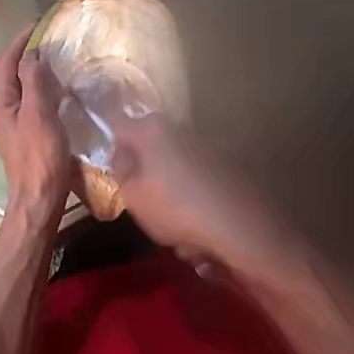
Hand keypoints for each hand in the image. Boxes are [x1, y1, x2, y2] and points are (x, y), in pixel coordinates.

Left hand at [0, 26, 72, 224]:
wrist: (38, 196)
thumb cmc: (40, 156)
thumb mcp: (39, 114)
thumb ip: (34, 81)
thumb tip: (32, 53)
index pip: (4, 59)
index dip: (21, 40)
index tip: (40, 24)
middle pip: (6, 69)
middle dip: (24, 50)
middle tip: (48, 36)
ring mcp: (7, 119)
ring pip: (15, 83)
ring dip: (30, 67)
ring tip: (52, 54)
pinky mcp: (20, 129)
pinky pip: (24, 96)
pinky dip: (36, 84)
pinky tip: (53, 85)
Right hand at [106, 110, 296, 280]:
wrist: (242, 227)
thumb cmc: (176, 207)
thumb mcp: (131, 197)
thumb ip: (121, 173)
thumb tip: (125, 159)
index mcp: (151, 128)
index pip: (117, 126)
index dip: (111, 149)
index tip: (115, 173)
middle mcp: (179, 128)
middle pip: (149, 147)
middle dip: (144, 171)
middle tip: (143, 202)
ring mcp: (207, 145)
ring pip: (175, 167)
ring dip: (171, 189)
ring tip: (175, 225)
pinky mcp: (230, 164)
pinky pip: (199, 181)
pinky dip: (196, 199)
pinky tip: (200, 227)